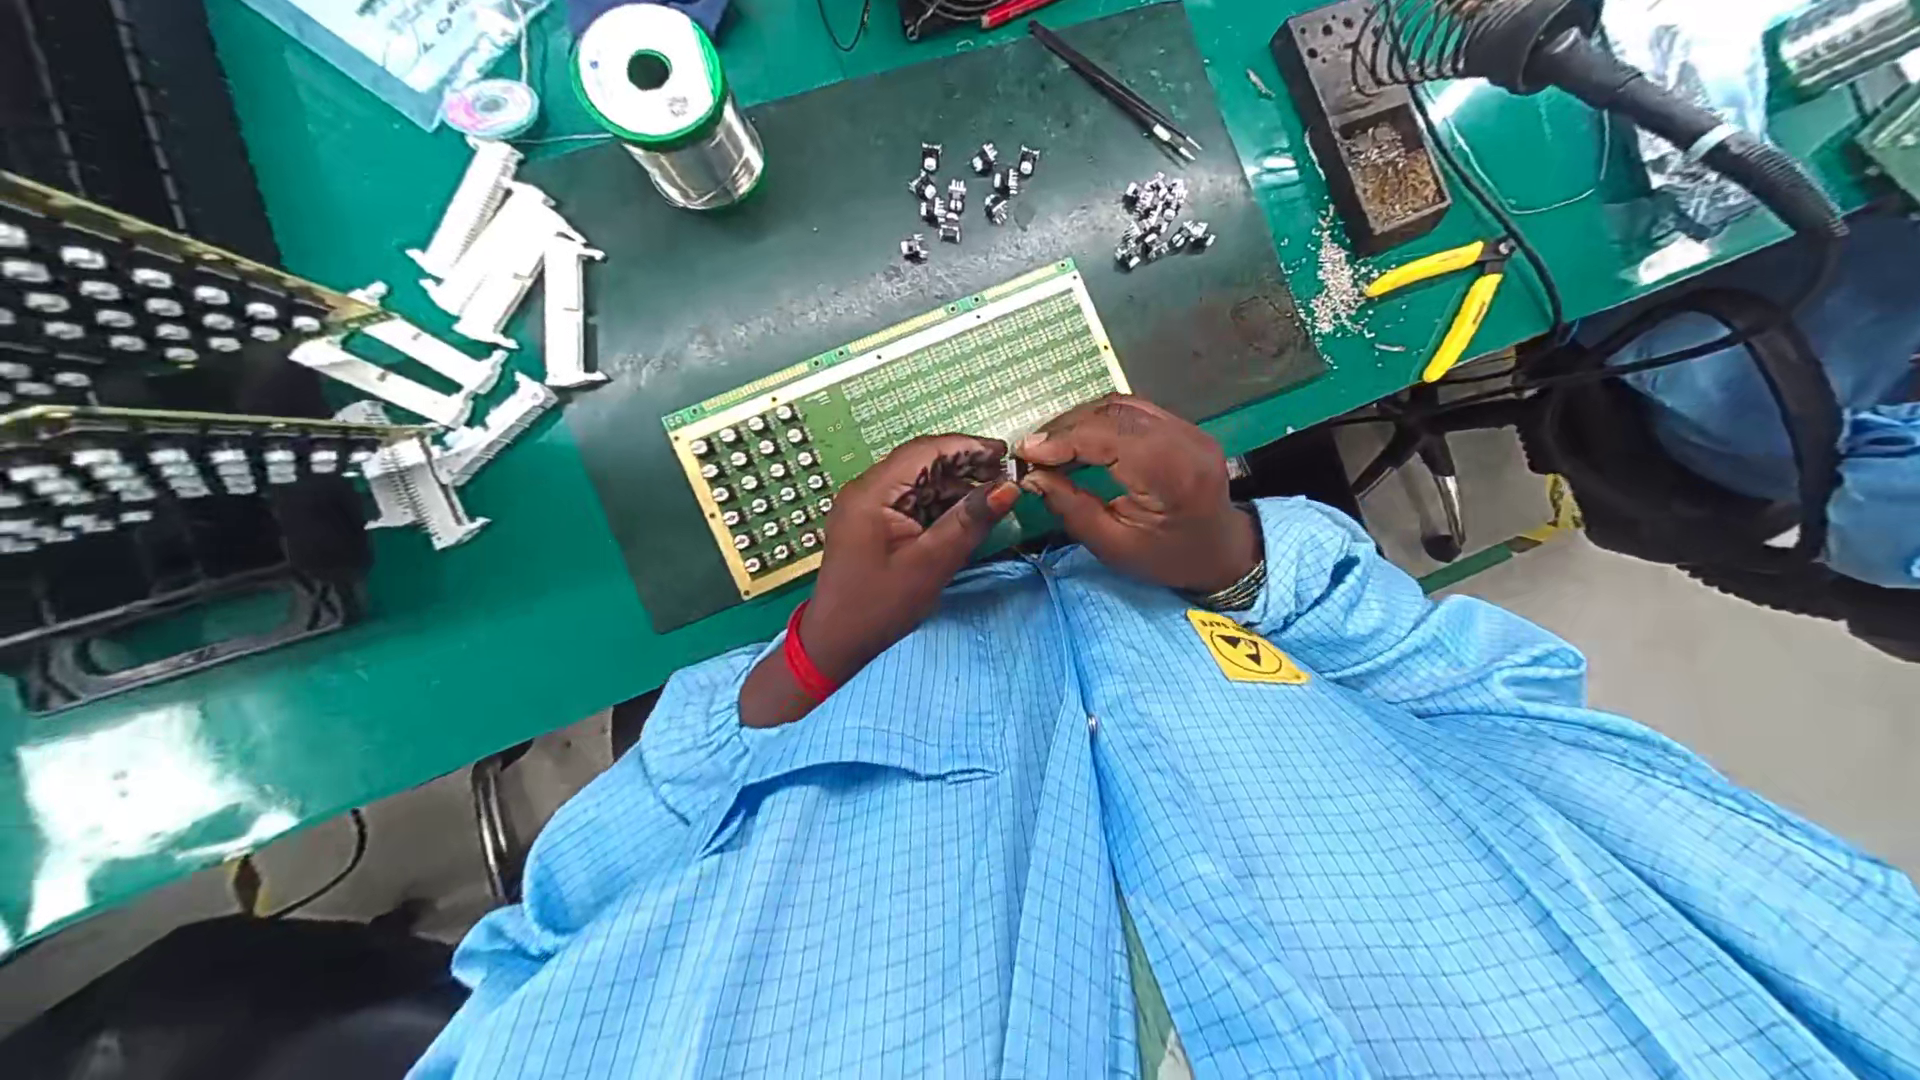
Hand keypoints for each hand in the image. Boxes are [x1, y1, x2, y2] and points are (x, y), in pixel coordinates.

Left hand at [740, 435, 1018, 726]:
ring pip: (918, 482)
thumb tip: (1008, 488)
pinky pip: (911, 502)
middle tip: (1004, 473)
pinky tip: (966, 512)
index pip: (923, 451)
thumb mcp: (930, 563)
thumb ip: (968, 522)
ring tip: (993, 493)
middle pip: (920, 463)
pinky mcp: (873, 523)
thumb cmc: (879, 606)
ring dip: (954, 485)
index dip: (966, 446)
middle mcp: (866, 491)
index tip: (1003, 452)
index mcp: (871, 493)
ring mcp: (868, 507)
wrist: (836, 643)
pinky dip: (940, 504)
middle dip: (963, 464)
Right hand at [1016, 394, 1256, 593]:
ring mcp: (1188, 428)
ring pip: (1121, 404)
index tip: (1025, 453)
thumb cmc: (1169, 558)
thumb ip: (1071, 508)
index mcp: (1172, 475)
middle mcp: (1185, 440)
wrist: (1223, 552)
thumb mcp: (1113, 546)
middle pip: (1113, 412)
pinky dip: (1098, 419)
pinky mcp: (1183, 425)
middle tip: (1032, 450)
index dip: (1062, 440)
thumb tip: (1033, 477)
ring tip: (1049, 444)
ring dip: (1079, 420)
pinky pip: (1133, 409)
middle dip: (1065, 427)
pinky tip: (1078, 438)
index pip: (1108, 437)